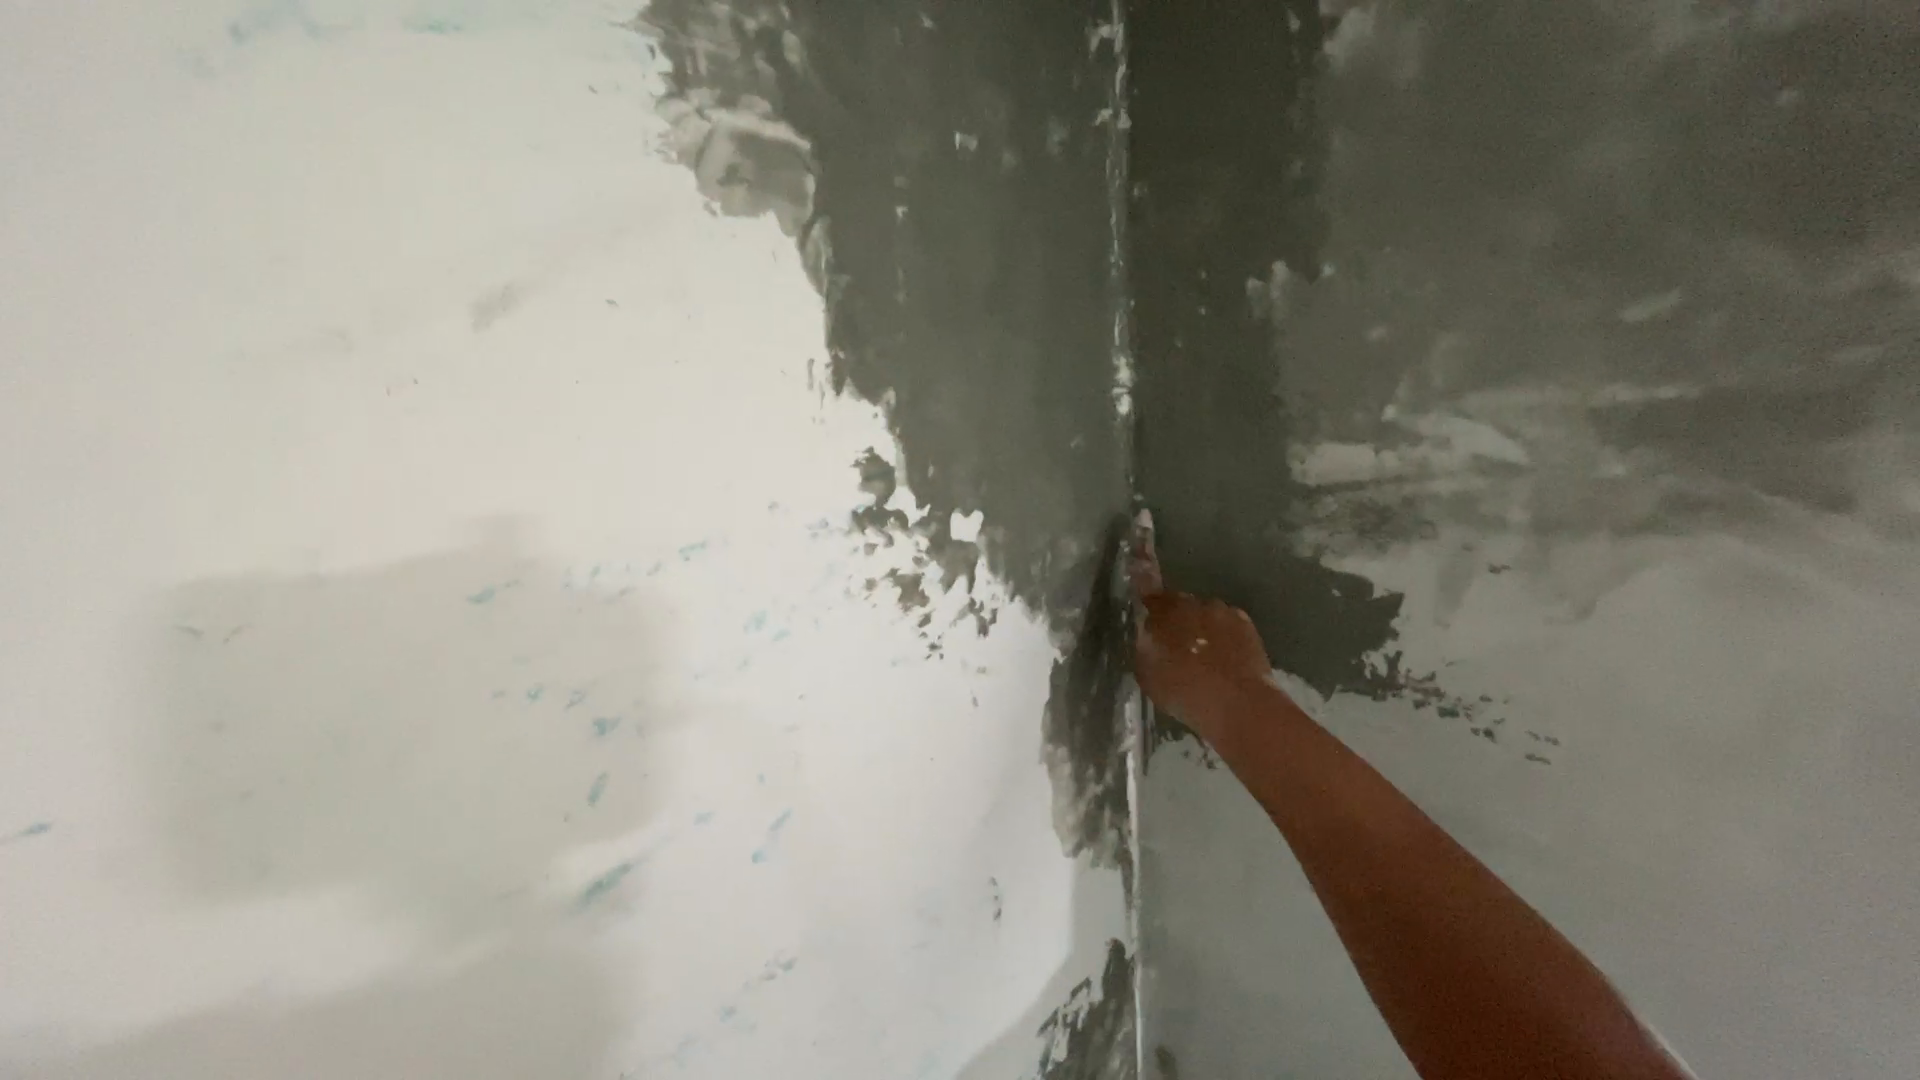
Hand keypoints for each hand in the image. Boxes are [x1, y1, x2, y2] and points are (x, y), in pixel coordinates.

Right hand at [1129, 512, 1274, 745]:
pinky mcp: (1245, 624)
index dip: (1141, 552)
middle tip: (1177, 654)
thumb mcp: (1146, 671)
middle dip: (1176, 621)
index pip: (1145, 577)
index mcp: (1161, 611)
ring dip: (1202, 632)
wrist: (1238, 704)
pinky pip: (1227, 626)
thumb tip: (1146, 630)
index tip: (1143, 519)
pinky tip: (1224, 664)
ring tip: (1205, 665)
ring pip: (1204, 616)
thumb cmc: (1182, 690)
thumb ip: (1144, 644)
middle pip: (1178, 605)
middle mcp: (1191, 602)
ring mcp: (1222, 611)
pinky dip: (1223, 640)